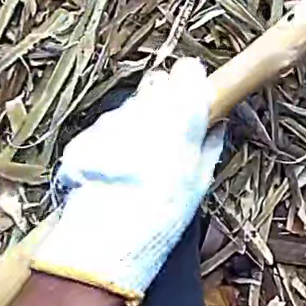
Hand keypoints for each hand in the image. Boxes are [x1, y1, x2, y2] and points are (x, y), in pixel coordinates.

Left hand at [31, 58, 224, 303]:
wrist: (107, 235)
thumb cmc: (164, 210)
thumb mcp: (199, 180)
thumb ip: (209, 145)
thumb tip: (216, 127)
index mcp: (179, 112)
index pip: (188, 70)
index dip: (192, 82)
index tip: (195, 97)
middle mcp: (145, 106)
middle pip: (158, 82)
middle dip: (166, 98)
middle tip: (171, 128)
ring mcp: (114, 117)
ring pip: (133, 104)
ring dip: (141, 120)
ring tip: (143, 157)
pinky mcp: (90, 132)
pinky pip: (109, 126)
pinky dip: (116, 139)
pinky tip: (119, 167)